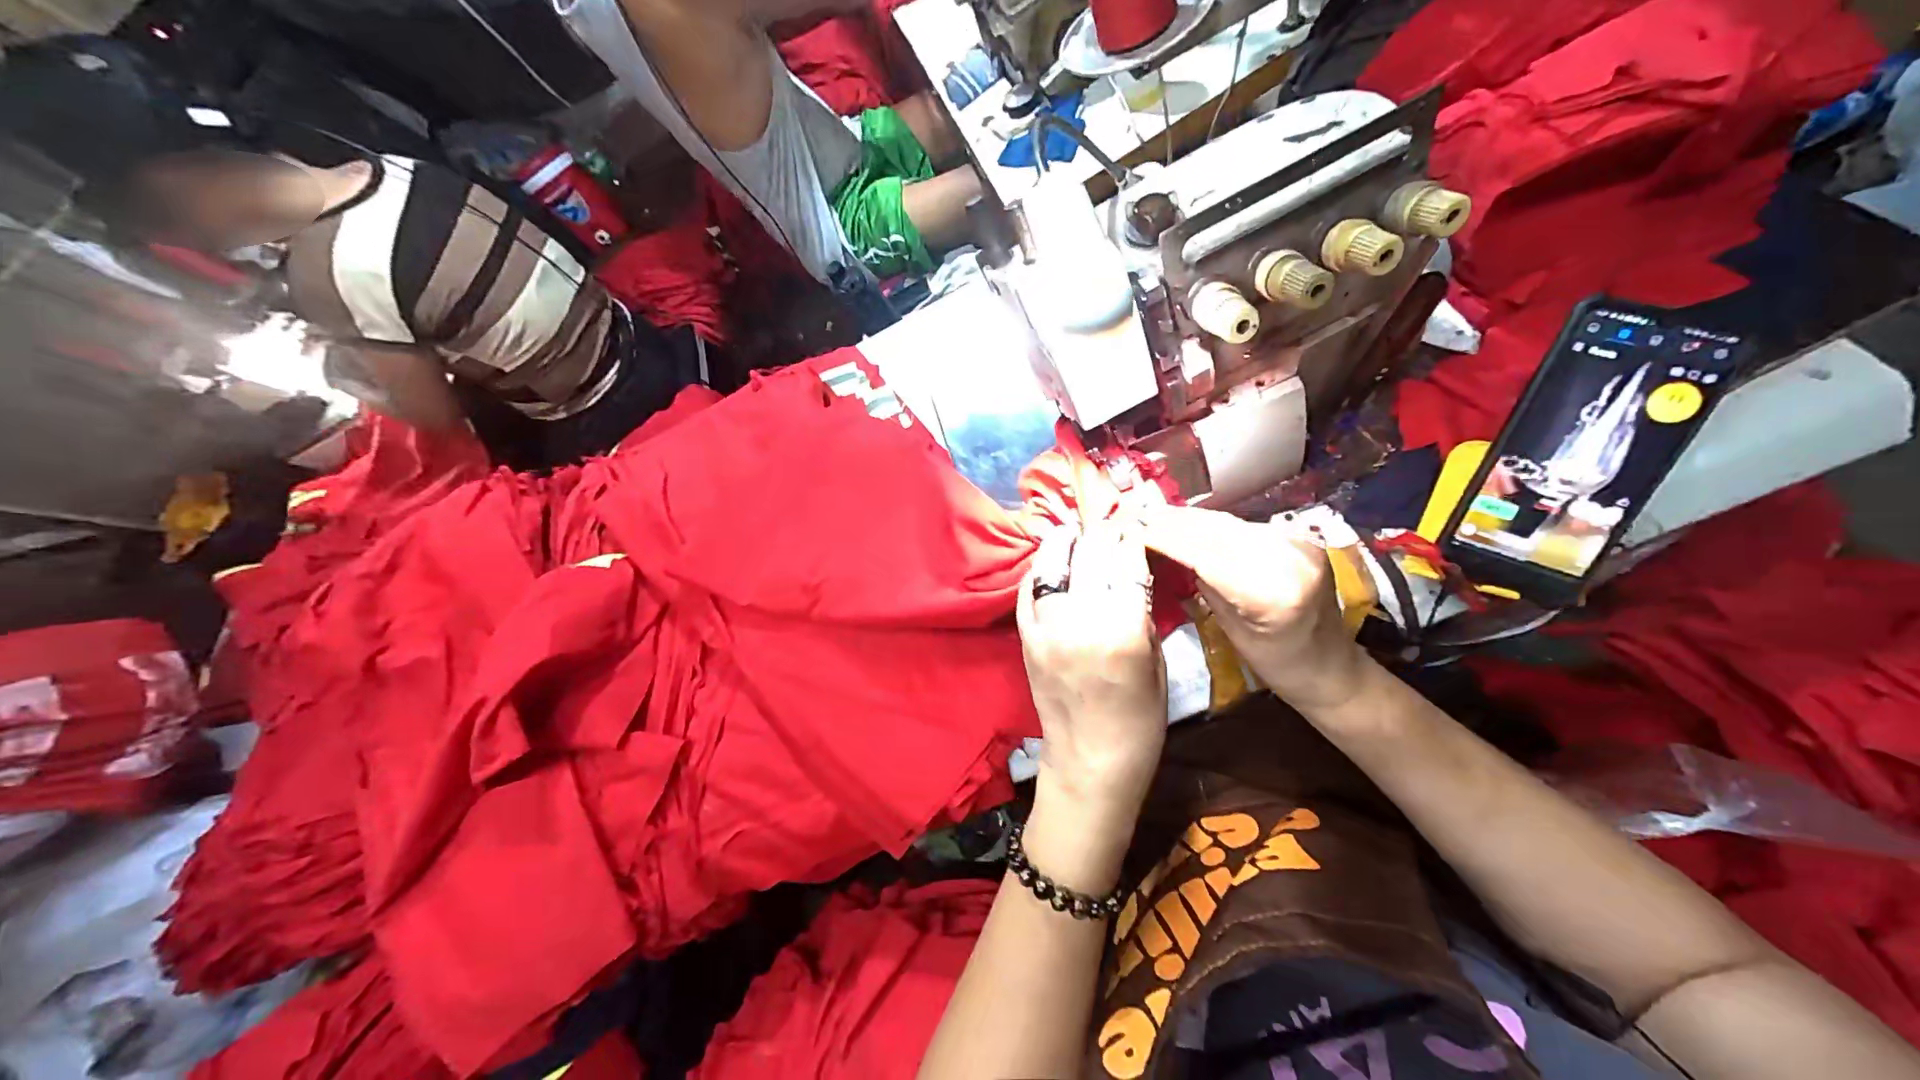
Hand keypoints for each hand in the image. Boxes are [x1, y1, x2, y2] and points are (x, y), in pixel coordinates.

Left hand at [1016, 522, 1166, 819]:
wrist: (1090, 762)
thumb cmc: (1139, 721)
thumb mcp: (1157, 665)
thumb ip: (1141, 616)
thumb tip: (1131, 576)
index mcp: (1122, 630)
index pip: (1126, 564)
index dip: (1130, 540)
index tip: (1134, 526)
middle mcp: (1080, 621)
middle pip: (1089, 557)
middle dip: (1101, 535)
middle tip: (1108, 524)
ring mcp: (1046, 629)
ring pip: (1051, 567)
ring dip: (1064, 543)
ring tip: (1074, 531)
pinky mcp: (1025, 640)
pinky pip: (1027, 593)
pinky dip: (1038, 572)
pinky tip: (1049, 562)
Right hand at [1135, 505, 1366, 711]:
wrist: (1331, 666)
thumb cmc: (1278, 664)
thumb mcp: (1232, 630)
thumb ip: (1204, 585)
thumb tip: (1167, 553)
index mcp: (1273, 592)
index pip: (1205, 554)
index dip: (1166, 539)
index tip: (1133, 530)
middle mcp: (1289, 559)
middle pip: (1217, 532)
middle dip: (1173, 523)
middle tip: (1136, 517)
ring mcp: (1298, 544)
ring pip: (1229, 524)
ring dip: (1190, 520)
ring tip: (1154, 517)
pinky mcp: (1299, 538)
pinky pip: (1244, 527)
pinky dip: (1212, 525)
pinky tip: (1188, 523)